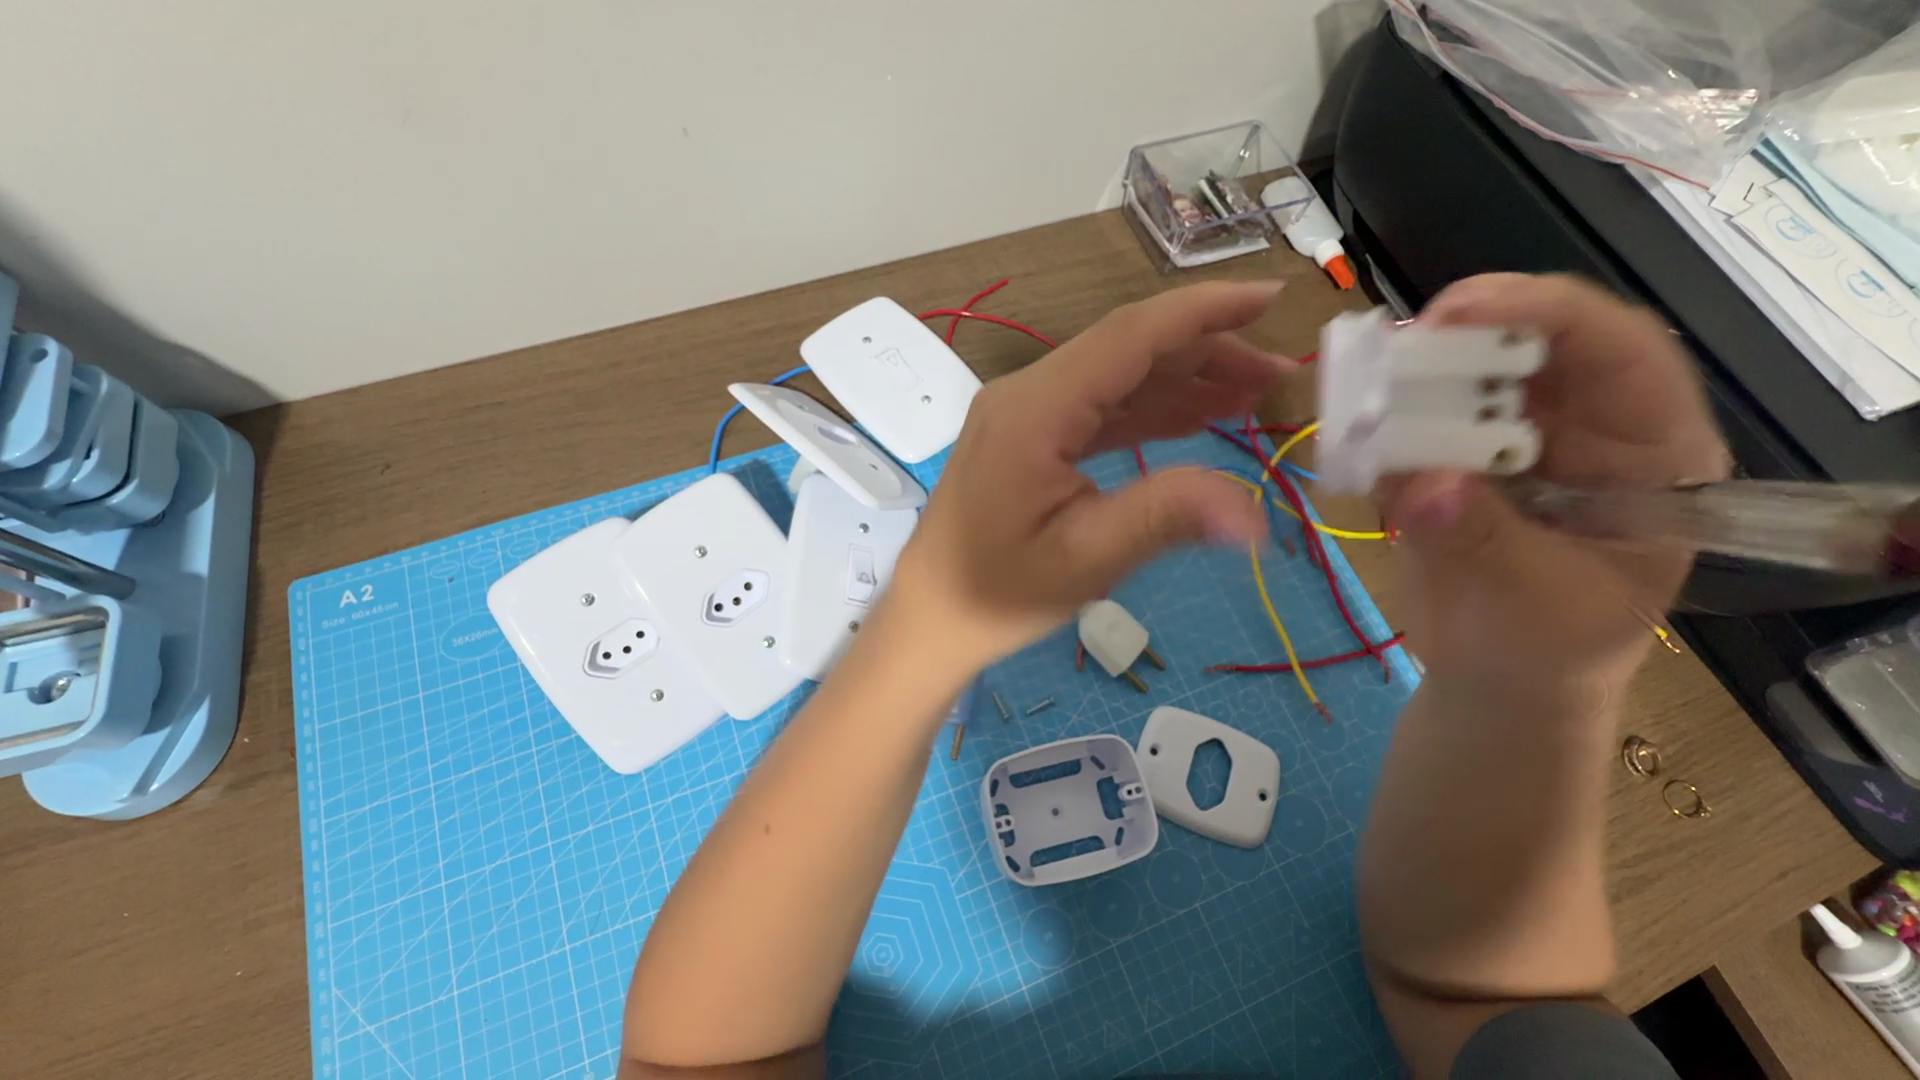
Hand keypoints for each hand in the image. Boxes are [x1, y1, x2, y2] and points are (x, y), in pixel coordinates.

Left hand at [887, 280, 1293, 663]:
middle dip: (1206, 352)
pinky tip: (1194, 420)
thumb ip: (1165, 518)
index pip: (1128, 335)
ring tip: (1250, 396)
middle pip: (1127, 349)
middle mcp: (1026, 394)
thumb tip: (1254, 513)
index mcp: (1034, 410)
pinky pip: (1098, 407)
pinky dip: (1150, 409)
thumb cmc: (998, 593)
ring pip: (1116, 376)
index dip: (1203, 311)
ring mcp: (1024, 413)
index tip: (1270, 296)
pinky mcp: (1027, 437)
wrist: (931, 616)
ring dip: (1183, 380)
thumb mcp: (1085, 560)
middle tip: (1276, 375)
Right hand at [1379, 274, 1728, 688]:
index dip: (1549, 314)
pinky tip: (1352, 435)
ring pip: (1465, 376)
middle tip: (1394, 347)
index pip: (1621, 352)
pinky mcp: (1452, 460)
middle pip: (1535, 346)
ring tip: (1359, 392)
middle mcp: (1583, 429)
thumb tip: (1417, 481)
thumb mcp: (1536, 605)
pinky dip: (1376, 421)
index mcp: (1650, 454)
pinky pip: (1413, 420)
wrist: (1496, 687)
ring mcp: (1511, 441)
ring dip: (1409, 378)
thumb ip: (1481, 539)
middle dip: (1464, 336)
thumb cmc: (1546, 654)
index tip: (1460, 311)